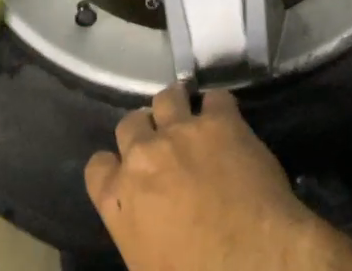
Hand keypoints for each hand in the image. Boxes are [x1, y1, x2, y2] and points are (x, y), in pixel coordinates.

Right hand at [84, 85, 335, 270]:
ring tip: (191, 121)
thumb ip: (134, 225)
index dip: (116, 166)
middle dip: (146, 133)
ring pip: (167, 97)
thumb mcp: (145, 262)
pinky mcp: (221, 121)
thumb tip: (145, 218)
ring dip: (176, 108)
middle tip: (165, 148)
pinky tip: (226, 122)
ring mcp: (181, 131)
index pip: (97, 165)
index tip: (132, 171)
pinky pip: (215, 98)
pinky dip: (219, 108)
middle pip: (131, 123)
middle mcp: (143, 155)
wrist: (253, 261)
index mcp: (118, 197)